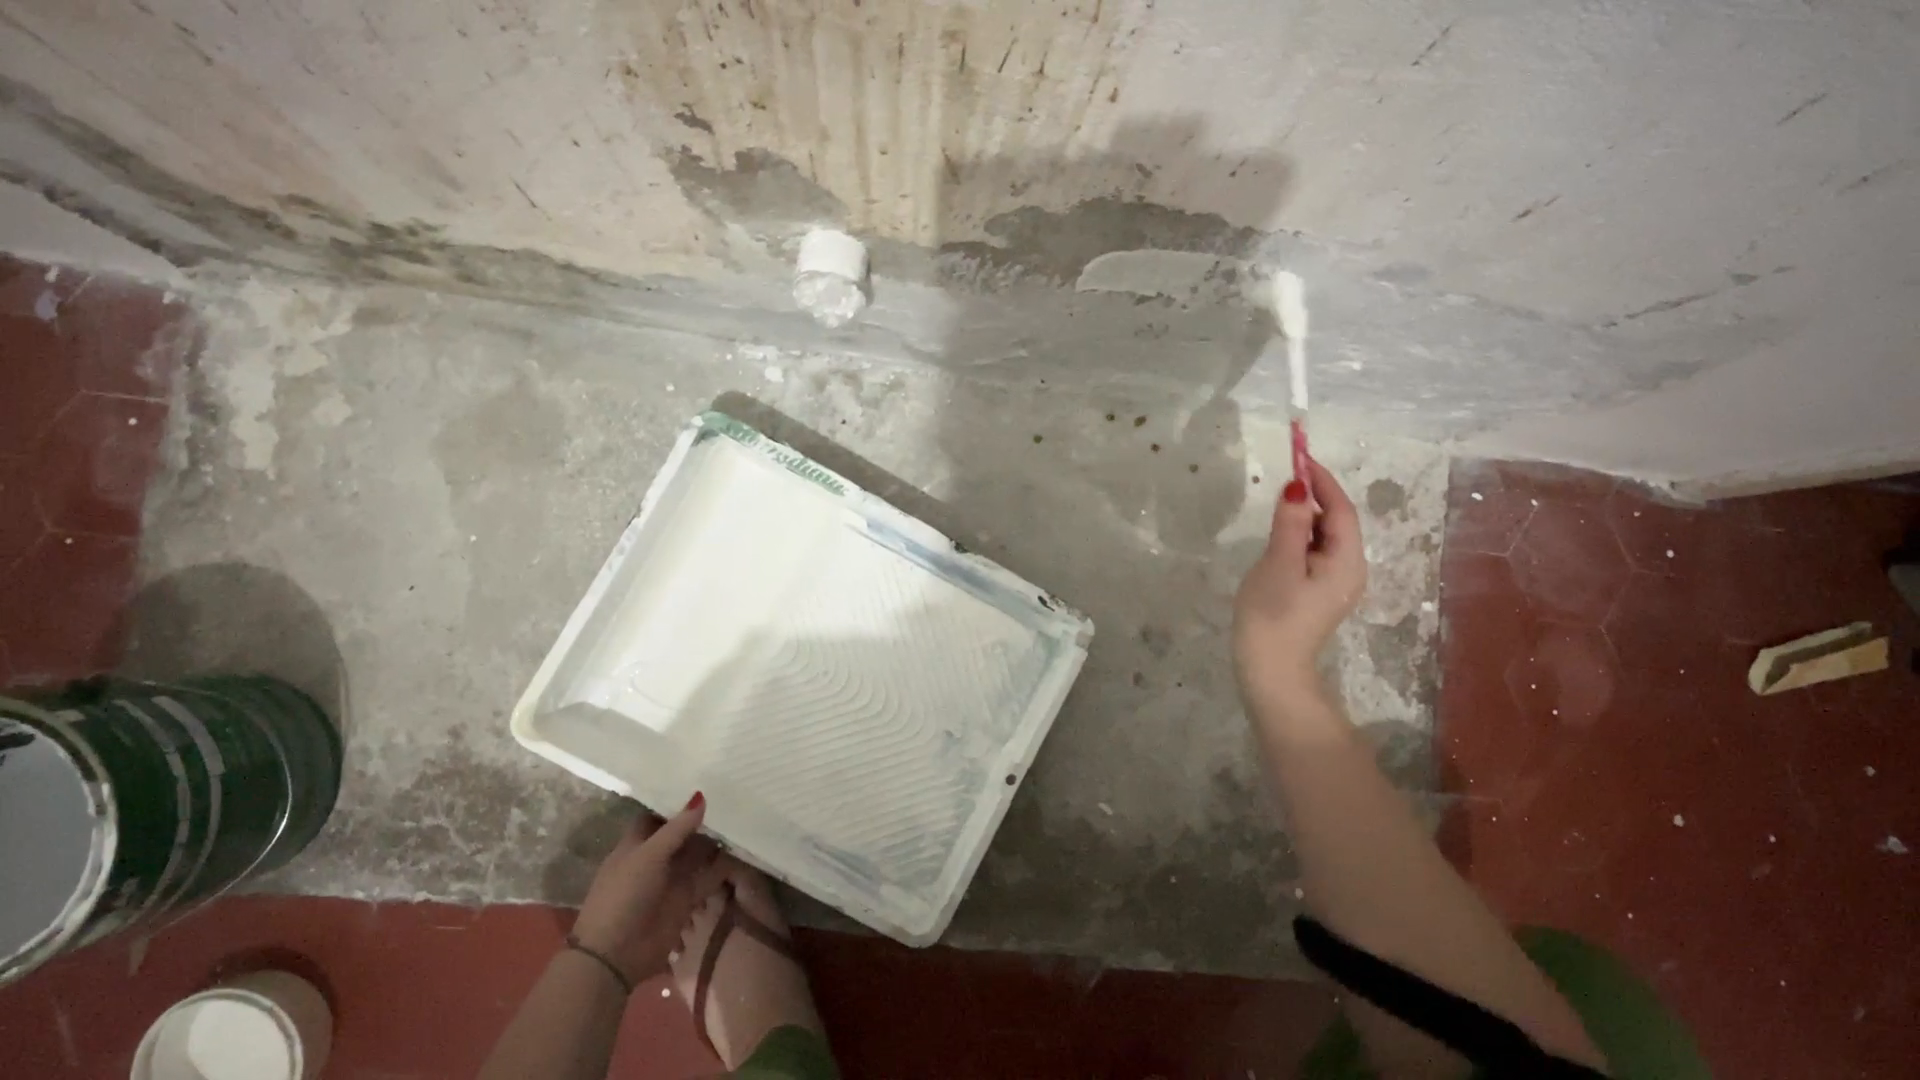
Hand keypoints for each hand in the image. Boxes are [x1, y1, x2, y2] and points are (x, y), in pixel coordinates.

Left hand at [570, 794, 729, 984]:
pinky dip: (723, 867)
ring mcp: (670, 880)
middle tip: (731, 798)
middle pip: (680, 835)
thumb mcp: (647, 856)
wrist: (617, 953)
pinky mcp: (686, 900)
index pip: (655, 817)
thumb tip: (701, 796)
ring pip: (696, 855)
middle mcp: (654, 859)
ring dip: (714, 842)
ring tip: (742, 819)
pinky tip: (743, 850)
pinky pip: (708, 878)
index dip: (674, 804)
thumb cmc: (623, 895)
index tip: (702, 784)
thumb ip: (676, 828)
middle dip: (701, 821)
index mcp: (635, 846)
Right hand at [1233, 456, 1366, 707]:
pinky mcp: (1321, 595)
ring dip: (1307, 518)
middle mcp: (1351, 570)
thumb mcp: (1278, 563)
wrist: (1270, 670)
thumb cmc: (1273, 615)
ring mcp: (1337, 585)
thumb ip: (1290, 523)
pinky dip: (1302, 538)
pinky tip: (1281, 540)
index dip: (1323, 481)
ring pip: (1327, 539)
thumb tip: (1298, 486)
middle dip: (1315, 497)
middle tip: (1285, 478)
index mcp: (1347, 561)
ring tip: (1279, 505)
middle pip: (1338, 522)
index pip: (1342, 509)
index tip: (1300, 457)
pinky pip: (1317, 555)